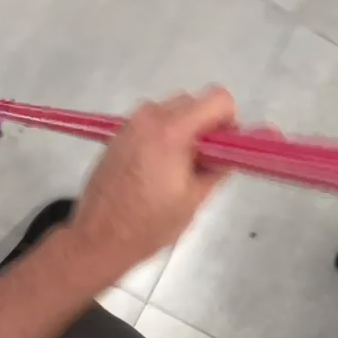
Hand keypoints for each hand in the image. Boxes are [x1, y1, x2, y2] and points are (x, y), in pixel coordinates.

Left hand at [65, 88, 237, 278]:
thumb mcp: (195, 198)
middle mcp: (148, 117)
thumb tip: (239, 148)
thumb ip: (221, 165)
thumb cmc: (149, 224)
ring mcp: (128, 124)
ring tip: (177, 170)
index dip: (229, 122)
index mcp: (171, 129)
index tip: (224, 148)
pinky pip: (150, 123)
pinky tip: (156, 170)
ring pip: (171, 111)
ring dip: (183, 131)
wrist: (98, 238)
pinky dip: (162, 136)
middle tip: (203, 163)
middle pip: (193, 102)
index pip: (218, 99)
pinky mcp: (116, 135)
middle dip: (205, 127)